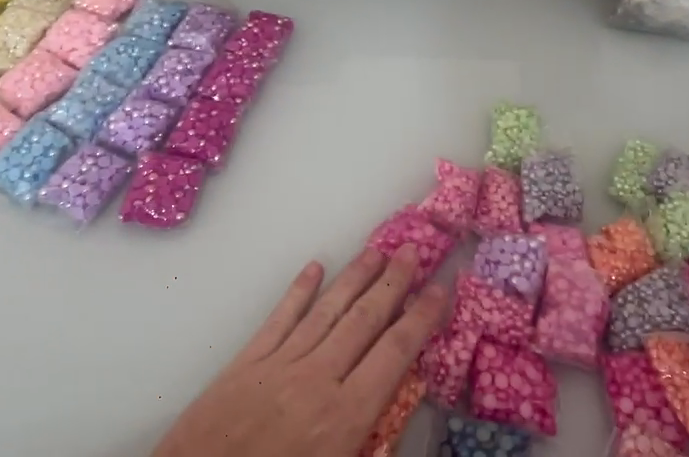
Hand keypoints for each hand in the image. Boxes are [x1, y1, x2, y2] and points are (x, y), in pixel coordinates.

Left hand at [154, 247, 446, 456]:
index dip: (421, 318)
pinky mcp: (247, 361)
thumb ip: (371, 442)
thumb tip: (398, 407)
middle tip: (413, 250)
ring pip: (327, 310)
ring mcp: (281, 364)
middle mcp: (318, 378)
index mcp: (346, 415)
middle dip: (392, 283)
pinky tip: (314, 268)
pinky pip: (279, 318)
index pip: (395, 353)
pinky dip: (298, 290)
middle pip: (364, 320)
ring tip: (376, 250)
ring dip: (355, 277)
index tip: (440, 288)